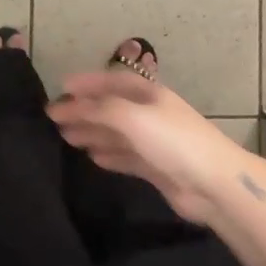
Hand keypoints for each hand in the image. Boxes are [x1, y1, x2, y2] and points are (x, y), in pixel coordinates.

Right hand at [47, 71, 249, 223]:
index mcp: (149, 94)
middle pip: (111, 108)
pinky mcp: (155, 167)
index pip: (112, 82)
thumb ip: (100, 109)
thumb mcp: (133, 117)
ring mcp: (154, 142)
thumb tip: (70, 105)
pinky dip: (108, 154)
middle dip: (84, 111)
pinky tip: (91, 157)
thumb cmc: (173, 141)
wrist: (212, 183)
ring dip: (91, 132)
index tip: (60, 89)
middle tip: (53, 119)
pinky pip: (125, 156)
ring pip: (116, 133)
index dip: (87, 83)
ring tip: (65, 138)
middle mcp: (150, 114)